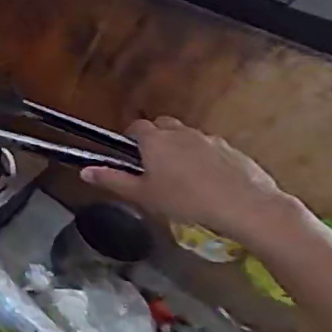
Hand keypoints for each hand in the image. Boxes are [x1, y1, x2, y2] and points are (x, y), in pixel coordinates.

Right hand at [80, 117, 310, 248]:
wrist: (247, 206)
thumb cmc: (186, 201)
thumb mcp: (143, 195)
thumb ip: (113, 180)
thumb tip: (84, 171)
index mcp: (155, 141)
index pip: (136, 127)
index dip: (130, 138)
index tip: (130, 155)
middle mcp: (181, 133)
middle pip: (163, 125)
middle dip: (156, 138)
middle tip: (154, 165)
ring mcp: (209, 139)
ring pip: (187, 137)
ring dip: (181, 149)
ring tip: (183, 177)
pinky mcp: (233, 150)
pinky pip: (210, 149)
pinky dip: (204, 159)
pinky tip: (209, 183)